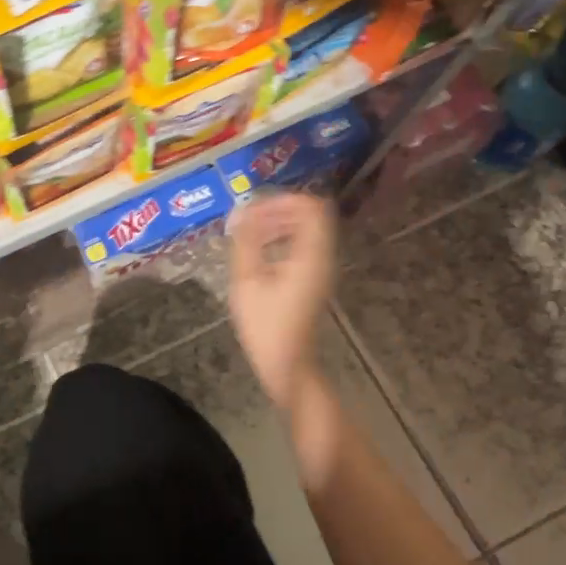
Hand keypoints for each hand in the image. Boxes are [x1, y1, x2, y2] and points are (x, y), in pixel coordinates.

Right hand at [228, 193, 335, 404]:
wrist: (288, 365)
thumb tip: (242, 211)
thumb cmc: (266, 327)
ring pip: (308, 227)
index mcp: (311, 255)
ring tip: (250, 231)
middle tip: (248, 218)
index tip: (254, 207)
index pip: (311, 206)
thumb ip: (245, 242)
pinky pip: (304, 243)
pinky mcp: (315, 277)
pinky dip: (284, 237)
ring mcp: (322, 267)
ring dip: (280, 222)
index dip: (283, 199)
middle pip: (311, 213)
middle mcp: (323, 256)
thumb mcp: (246, 282)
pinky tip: (260, 250)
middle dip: (279, 208)